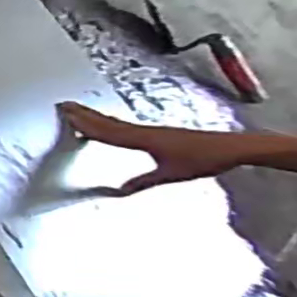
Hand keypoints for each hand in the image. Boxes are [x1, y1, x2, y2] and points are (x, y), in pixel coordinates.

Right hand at [57, 101, 257, 193]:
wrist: (232, 148)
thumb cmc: (204, 159)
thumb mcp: (171, 174)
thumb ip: (143, 182)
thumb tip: (119, 191)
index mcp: (142, 139)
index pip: (107, 132)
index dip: (85, 125)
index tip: (66, 117)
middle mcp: (143, 131)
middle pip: (107, 122)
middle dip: (84, 114)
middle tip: (64, 105)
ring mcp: (150, 130)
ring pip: (115, 122)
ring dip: (95, 116)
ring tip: (79, 110)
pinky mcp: (157, 132)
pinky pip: (125, 126)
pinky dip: (110, 123)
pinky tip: (108, 124)